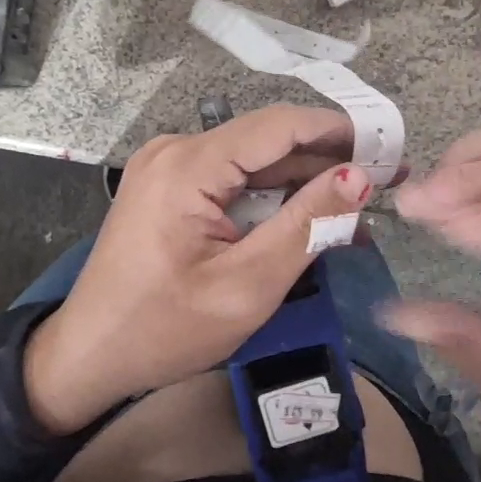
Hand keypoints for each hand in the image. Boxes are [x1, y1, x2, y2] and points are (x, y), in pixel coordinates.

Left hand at [24, 104, 372, 433]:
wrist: (89, 355)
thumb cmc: (165, 329)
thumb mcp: (246, 285)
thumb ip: (305, 225)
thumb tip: (360, 176)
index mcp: (188, 165)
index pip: (278, 126)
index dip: (338, 131)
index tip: (391, 147)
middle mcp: (176, 150)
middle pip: (266, 141)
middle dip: (328, 159)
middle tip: (389, 180)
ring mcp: (169, 167)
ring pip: (253, 162)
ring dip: (304, 182)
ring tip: (363, 203)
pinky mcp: (169, 187)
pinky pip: (232, 181)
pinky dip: (271, 199)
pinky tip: (312, 217)